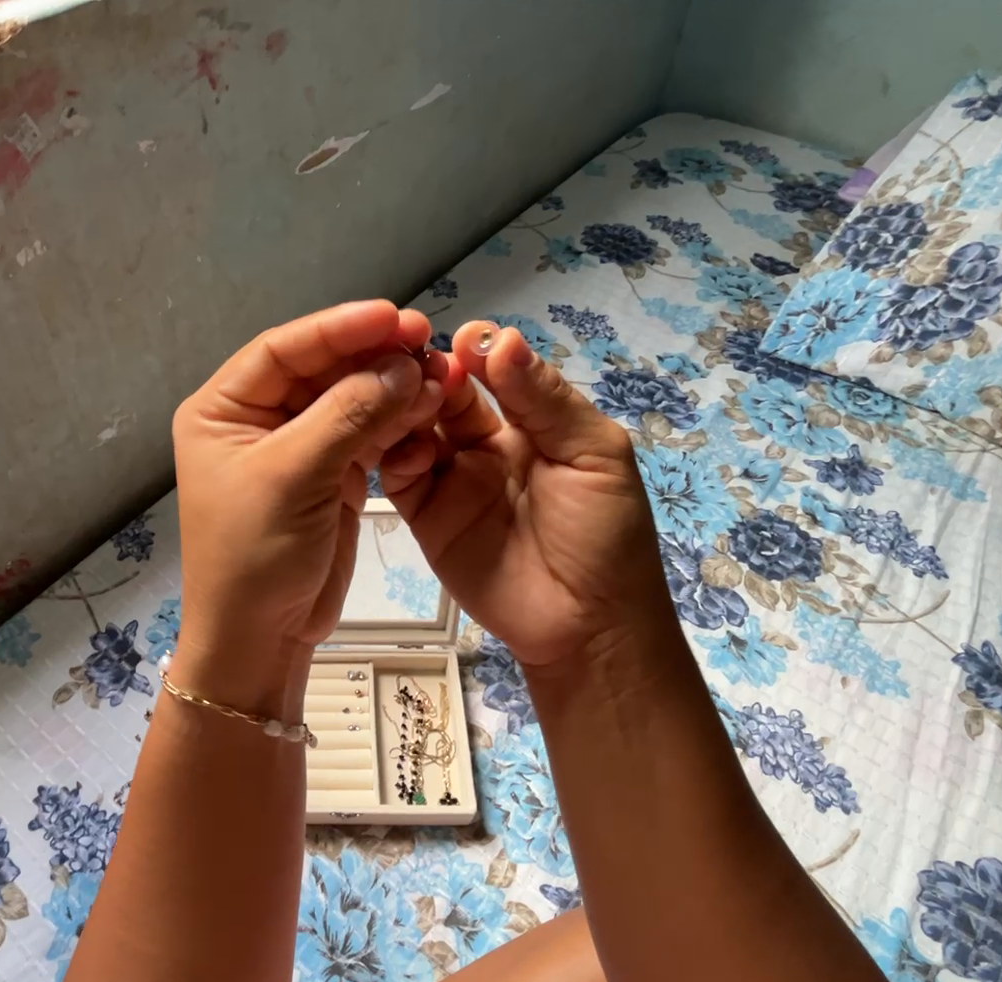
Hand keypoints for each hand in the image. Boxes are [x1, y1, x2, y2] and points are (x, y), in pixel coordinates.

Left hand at [171, 301, 443, 697]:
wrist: (261, 637)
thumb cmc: (255, 556)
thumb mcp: (292, 478)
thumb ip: (346, 415)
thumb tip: (401, 364)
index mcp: (223, 410)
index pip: (282, 350)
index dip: (336, 328)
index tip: (391, 315)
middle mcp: (258, 420)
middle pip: (320, 370)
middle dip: (371, 357)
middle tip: (425, 341)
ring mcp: (298, 448)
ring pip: (349, 400)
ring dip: (391, 388)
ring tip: (435, 376)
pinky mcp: (331, 477)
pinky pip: (367, 436)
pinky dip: (395, 423)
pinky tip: (426, 408)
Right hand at [377, 321, 666, 671]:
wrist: (585, 625)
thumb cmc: (605, 536)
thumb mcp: (594, 456)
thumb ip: (547, 401)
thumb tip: (503, 339)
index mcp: (531, 425)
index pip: (495, 375)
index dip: (478, 353)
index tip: (463, 337)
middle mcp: (486, 446)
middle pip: (448, 397)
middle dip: (436, 376)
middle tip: (421, 366)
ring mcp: (452, 481)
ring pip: (417, 431)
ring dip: (409, 410)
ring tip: (405, 400)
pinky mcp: (426, 518)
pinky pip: (402, 479)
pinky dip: (396, 456)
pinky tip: (406, 448)